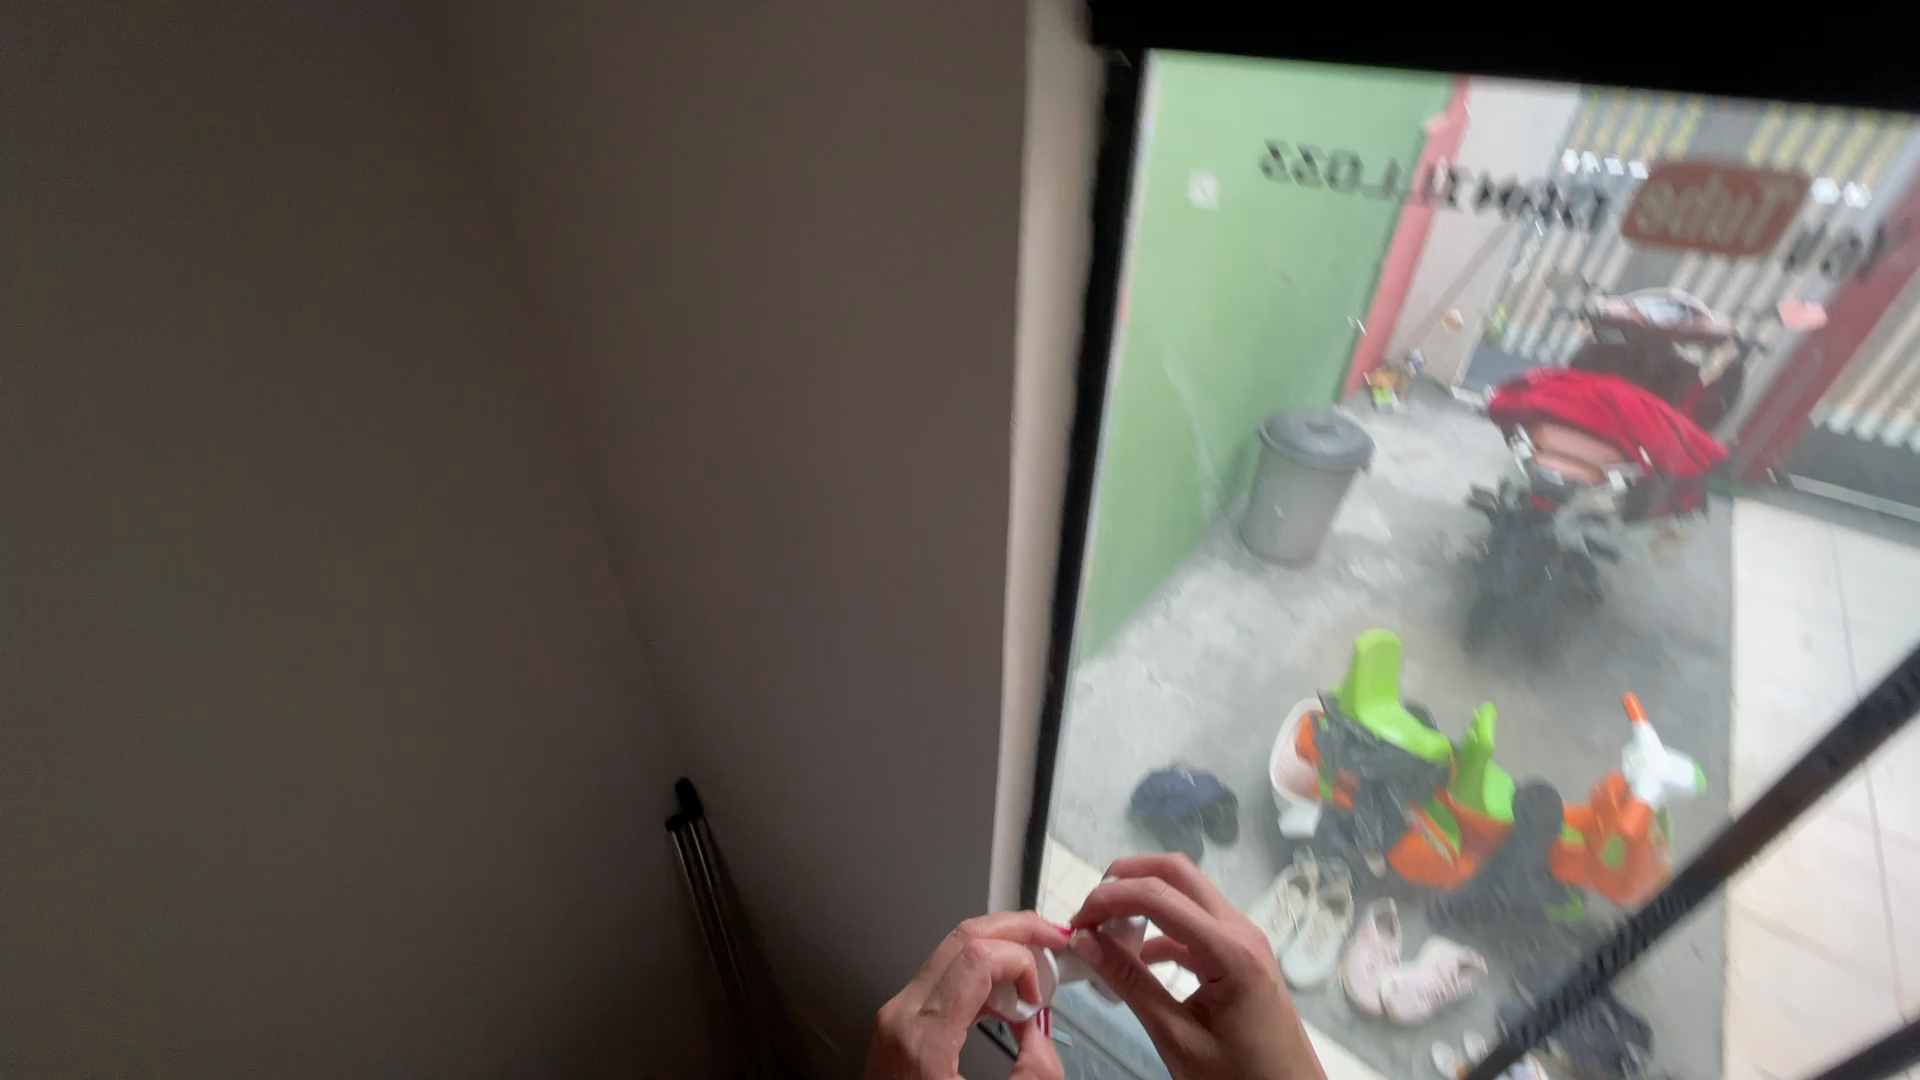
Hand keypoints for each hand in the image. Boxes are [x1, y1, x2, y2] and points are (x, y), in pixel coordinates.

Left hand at [864, 911, 1070, 1079]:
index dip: (1020, 960)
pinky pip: (944, 975)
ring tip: (1033, 974)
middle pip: (963, 937)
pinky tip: (1003, 998)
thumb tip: (1040, 1035)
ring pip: (952, 948)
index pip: (976, 957)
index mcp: (921, 1038)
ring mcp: (896, 1013)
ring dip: (998, 950)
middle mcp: (901, 1014)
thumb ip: (1032, 1076)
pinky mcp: (898, 1020)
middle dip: (1014, 931)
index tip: (1041, 991)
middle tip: (1049, 938)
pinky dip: (980, 973)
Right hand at [1068, 854, 1325, 1079]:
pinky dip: (1161, 923)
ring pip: (1186, 889)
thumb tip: (1084, 940)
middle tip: (1092, 907)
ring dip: (1143, 895)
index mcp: (1230, 950)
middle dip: (1127, 877)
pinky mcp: (1242, 952)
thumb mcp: (1177, 1039)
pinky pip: (1196, 919)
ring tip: (1108, 925)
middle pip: (1175, 871)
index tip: (1077, 922)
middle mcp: (1241, 929)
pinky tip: (1139, 953)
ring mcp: (1245, 937)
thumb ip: (1130, 983)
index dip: (1109, 899)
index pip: (1157, 896)